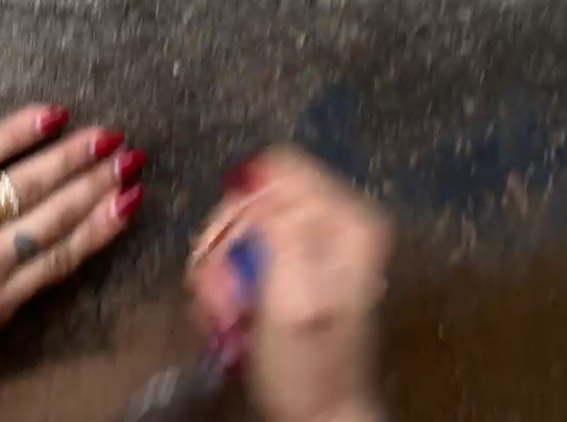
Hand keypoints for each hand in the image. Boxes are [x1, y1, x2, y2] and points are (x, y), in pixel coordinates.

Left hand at [0, 104, 144, 383]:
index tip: (129, 204)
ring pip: (32, 182)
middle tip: (131, 160)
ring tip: (107, 137)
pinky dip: (20, 131)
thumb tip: (12, 279)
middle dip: (99, 186)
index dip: (101, 229)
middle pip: (57, 216)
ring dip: (75, 157)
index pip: (60, 259)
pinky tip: (50, 114)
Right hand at [187, 147, 391, 421]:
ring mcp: (312, 236)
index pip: (278, 169)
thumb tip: (261, 178)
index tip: (233, 249)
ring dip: (218, 258)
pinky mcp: (290, 254)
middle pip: (253, 191)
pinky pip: (240, 237)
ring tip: (220, 302)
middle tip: (219, 284)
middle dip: (225, 236)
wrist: (315, 413)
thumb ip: (282, 229)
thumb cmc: (308, 365)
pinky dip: (223, 268)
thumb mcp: (294, 296)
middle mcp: (334, 218)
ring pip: (238, 215)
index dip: (245, 204)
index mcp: (348, 219)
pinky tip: (226, 301)